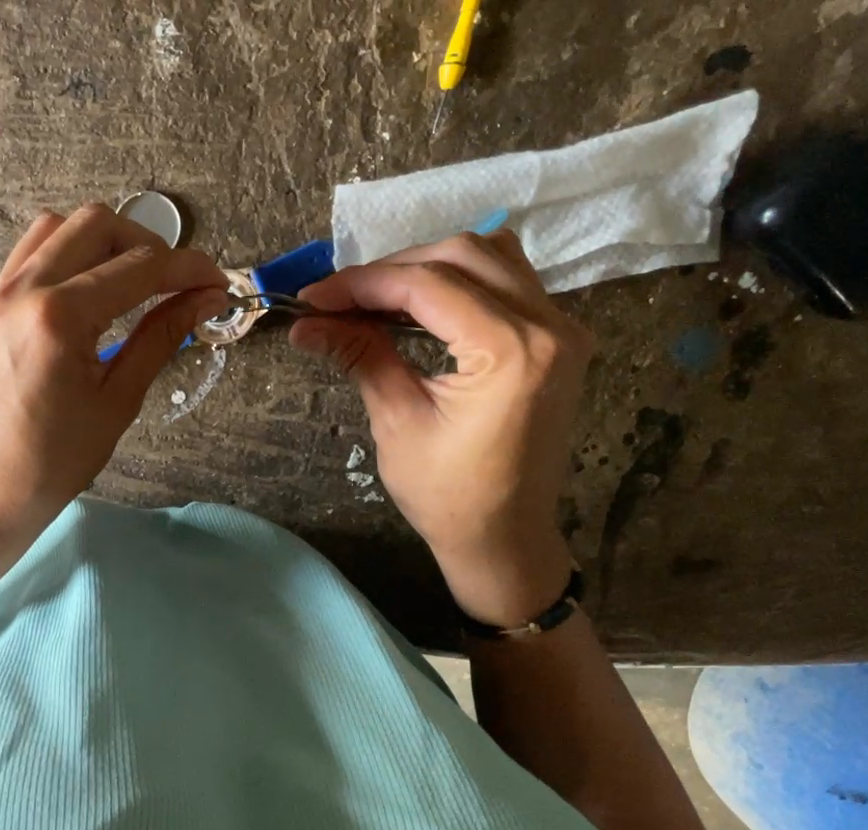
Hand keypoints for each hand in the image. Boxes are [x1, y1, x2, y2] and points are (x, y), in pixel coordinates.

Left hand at [0, 203, 230, 546]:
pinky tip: (87, 293)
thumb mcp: (118, 400)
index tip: (216, 281)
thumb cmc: (55, 460)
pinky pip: (29, 256)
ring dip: (101, 242)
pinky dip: (65, 258)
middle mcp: (22, 291)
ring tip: (130, 281)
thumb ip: (161, 337)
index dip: (187, 269)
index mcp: (58, 317)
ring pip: (55, 229)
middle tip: (173, 281)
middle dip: (146, 243)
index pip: (138, 267)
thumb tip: (206, 298)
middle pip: (95, 224)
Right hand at [289, 231, 592, 627]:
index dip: (362, 284)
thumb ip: (361, 356)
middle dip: (391, 269)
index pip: (428, 286)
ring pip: (489, 257)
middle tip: (338, 298)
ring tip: (374, 297)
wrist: (503, 536)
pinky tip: (418, 304)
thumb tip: (306, 323)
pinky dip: (456, 280)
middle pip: (462, 255)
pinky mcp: (556, 337)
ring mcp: (561, 327)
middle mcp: (549, 324)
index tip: (312, 298)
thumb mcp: (396, 421)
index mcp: (512, 351)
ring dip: (426, 266)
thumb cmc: (446, 494)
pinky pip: (507, 281)